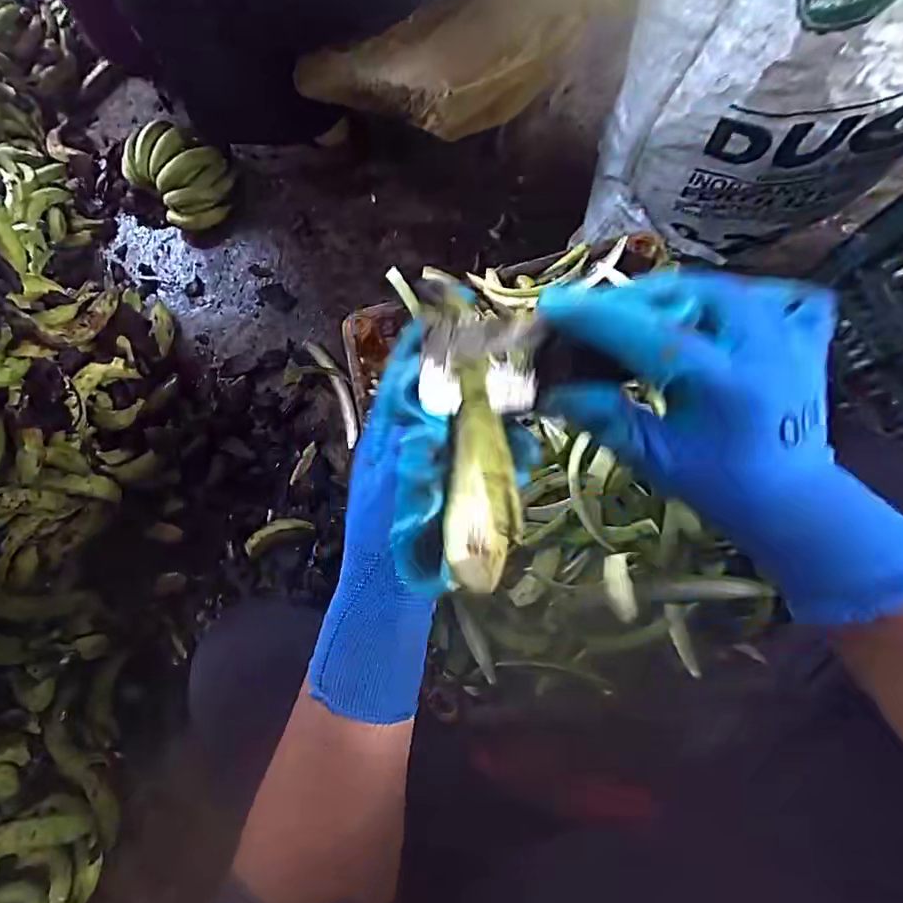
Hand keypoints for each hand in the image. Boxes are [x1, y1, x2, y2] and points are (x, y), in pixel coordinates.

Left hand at [308, 325, 537, 722]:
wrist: (390, 588)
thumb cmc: (381, 533)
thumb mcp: (388, 485)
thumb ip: (409, 447)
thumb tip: (434, 406)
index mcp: (388, 428)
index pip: (407, 373)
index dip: (426, 344)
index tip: (452, 315)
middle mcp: (413, 435)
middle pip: (446, 391)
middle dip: (475, 377)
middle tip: (509, 364)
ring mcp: (436, 458)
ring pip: (470, 421)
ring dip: (496, 415)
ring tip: (521, 418)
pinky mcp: (456, 481)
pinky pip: (483, 454)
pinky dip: (503, 448)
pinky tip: (521, 450)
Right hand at [537, 271, 902, 624]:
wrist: (793, 495)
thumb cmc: (719, 484)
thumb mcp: (653, 458)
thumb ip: (603, 418)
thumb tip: (551, 390)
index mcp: (727, 383)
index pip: (649, 333)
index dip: (595, 316)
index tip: (551, 305)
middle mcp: (763, 343)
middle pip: (678, 295)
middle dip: (621, 301)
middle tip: (582, 318)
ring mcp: (790, 329)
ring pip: (708, 285)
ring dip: (659, 297)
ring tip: (624, 318)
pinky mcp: (802, 326)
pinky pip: (754, 289)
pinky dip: (715, 297)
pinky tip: (695, 316)